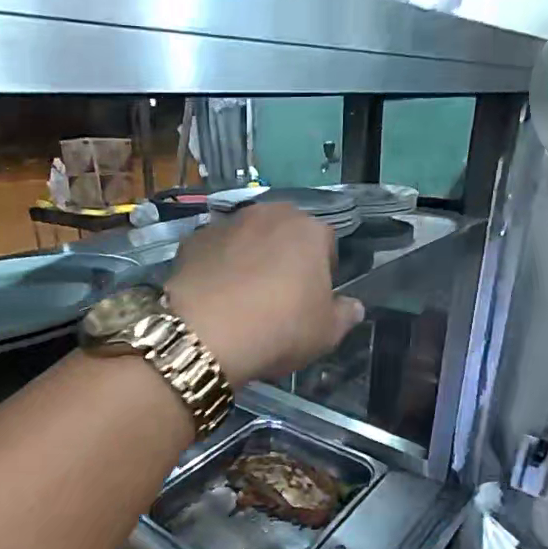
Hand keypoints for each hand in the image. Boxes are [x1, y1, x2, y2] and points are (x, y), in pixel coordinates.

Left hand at [165, 204, 363, 385]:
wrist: (206, 333)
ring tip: (244, 298)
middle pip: (285, 234)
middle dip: (286, 257)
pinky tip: (215, 297)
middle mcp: (269, 215)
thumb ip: (345, 315)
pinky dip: (218, 267)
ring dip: (251, 258)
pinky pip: (216, 251)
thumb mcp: (327, 333)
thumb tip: (354, 306)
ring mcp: (227, 223)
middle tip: (280, 296)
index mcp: (310, 231)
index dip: (323, 273)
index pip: (327, 244)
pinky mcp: (193, 239)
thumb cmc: (280, 327)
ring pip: (249, 239)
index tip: (314, 299)